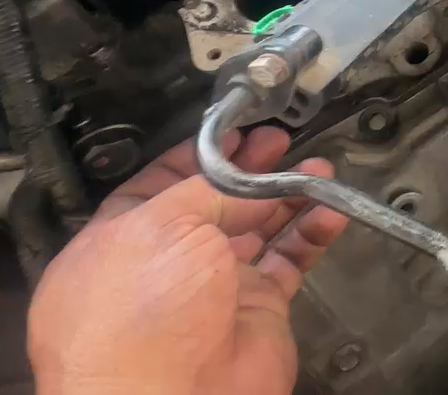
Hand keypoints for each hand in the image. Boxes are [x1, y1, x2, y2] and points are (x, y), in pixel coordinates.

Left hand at [28, 128, 350, 394]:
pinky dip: (316, 230)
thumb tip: (253, 178)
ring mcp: (213, 287)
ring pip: (260, 225)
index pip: (156, 188)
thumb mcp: (163, 227)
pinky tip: (332, 209)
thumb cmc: (141, 317)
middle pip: (216, 203)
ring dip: (292, 194)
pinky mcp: (258, 305)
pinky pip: (293, 257)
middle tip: (281, 142)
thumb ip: (212, 190)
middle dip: (252, 170)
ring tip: (320, 169)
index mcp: (115, 249)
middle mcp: (163, 267)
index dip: (197, 157)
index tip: (235, 131)